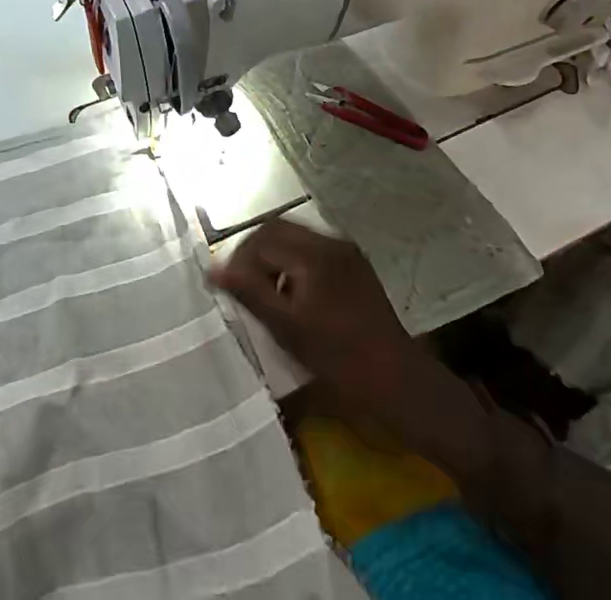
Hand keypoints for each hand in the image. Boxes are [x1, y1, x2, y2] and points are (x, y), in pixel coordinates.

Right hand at [209, 222, 487, 468]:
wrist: (399, 381)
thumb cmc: (338, 357)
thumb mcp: (286, 327)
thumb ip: (248, 292)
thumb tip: (211, 269)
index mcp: (314, 254)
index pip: (260, 239)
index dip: (238, 260)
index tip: (228, 288)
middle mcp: (331, 242)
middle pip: (276, 229)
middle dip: (253, 252)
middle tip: (241, 284)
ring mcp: (346, 252)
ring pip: (293, 237)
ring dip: (271, 256)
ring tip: (264, 291)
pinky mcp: (354, 265)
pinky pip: (311, 249)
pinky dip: (292, 262)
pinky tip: (290, 294)